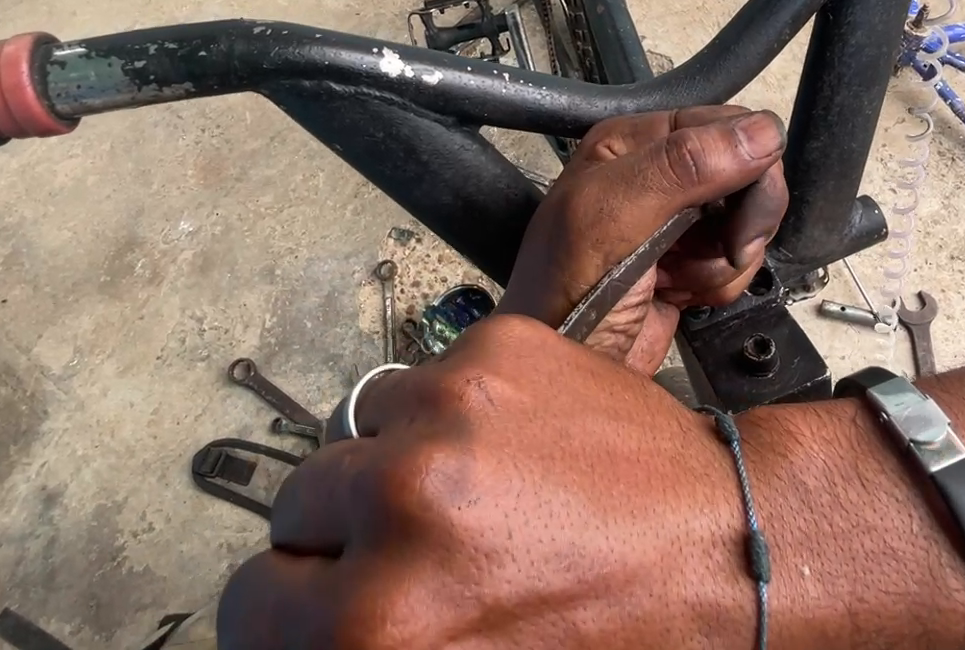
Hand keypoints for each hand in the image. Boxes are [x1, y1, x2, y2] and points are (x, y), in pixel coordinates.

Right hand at [217, 316, 760, 649]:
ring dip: (396, 450)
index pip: (251, 598)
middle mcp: (401, 499)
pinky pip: (431, 371)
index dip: (298, 597)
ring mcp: (453, 405)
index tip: (331, 589)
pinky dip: (453, 403)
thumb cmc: (607, 633)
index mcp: (374, 625)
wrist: (712, 542)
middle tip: (412, 536)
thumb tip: (308, 616)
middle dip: (344, 523)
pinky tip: (509, 436)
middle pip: (299, 497)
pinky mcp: (501, 344)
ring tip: (466, 481)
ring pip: (362, 421)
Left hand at [499, 107, 788, 373]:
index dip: (747, 167)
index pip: (726, 125)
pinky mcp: (690, 259)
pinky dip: (720, 282)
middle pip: (747, 172)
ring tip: (678, 278)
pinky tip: (679, 292)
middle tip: (726, 251)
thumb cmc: (569, 289)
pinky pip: (737, 258)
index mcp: (634, 141)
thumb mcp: (615, 216)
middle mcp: (658, 170)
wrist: (566, 366)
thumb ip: (684, 167)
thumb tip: (764, 133)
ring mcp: (676, 217)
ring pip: (748, 219)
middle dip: (742, 221)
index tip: (742, 214)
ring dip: (725, 260)